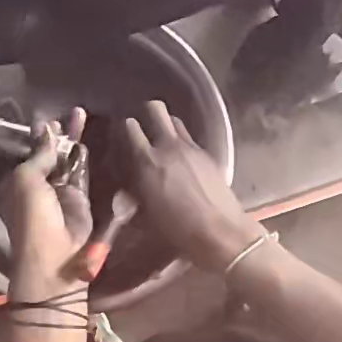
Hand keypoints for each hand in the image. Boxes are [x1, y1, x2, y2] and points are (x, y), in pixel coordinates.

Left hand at [0, 109, 92, 301]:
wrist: (56, 256)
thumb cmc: (31, 217)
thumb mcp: (26, 180)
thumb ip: (38, 154)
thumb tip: (48, 131)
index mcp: (15, 184)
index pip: (25, 154)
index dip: (34, 136)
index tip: (43, 116)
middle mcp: (36, 187)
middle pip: (47, 155)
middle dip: (56, 134)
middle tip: (67, 112)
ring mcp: (59, 193)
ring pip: (66, 160)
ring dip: (72, 139)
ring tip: (80, 113)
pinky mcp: (80, 199)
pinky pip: (81, 172)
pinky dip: (83, 156)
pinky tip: (85, 137)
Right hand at [120, 100, 263, 271]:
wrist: (220, 232)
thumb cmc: (178, 231)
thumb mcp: (146, 216)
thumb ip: (134, 197)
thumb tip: (125, 192)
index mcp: (147, 162)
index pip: (130, 128)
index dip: (124, 128)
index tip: (121, 135)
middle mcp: (168, 147)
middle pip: (155, 110)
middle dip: (147, 113)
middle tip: (143, 128)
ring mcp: (191, 148)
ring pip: (174, 120)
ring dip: (166, 125)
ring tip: (162, 140)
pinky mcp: (208, 155)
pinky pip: (189, 138)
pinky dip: (181, 141)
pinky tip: (181, 159)